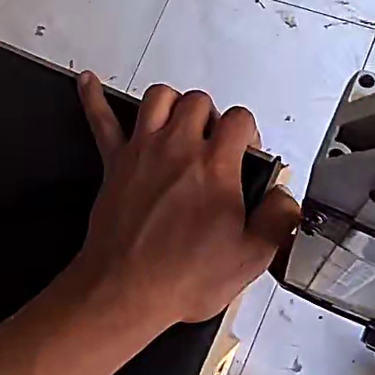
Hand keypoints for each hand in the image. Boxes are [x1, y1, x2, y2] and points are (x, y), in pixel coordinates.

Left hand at [71, 72, 299, 332]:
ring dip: (172, 103)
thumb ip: (278, 220)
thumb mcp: (250, 258)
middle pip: (198, 101)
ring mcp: (143, 152)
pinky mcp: (115, 163)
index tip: (245, 149)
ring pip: (158, 98)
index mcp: (214, 168)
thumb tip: (285, 197)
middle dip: (212, 116)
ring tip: (180, 120)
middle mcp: (178, 150)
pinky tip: (89, 82)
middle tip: (214, 141)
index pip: (239, 119)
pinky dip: (93, 98)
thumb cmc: (179, 277)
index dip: (247, 131)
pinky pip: (100, 120)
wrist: (124, 292)